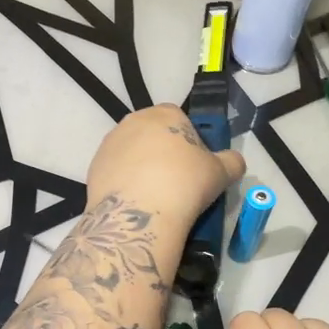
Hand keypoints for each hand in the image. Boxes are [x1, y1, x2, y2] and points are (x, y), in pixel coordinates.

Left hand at [84, 105, 244, 225]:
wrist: (140, 215)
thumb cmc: (186, 184)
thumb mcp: (221, 172)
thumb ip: (231, 162)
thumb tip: (234, 162)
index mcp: (165, 114)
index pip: (181, 120)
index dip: (190, 143)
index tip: (195, 167)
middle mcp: (133, 121)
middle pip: (153, 135)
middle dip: (164, 155)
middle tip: (177, 184)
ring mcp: (109, 144)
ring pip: (132, 154)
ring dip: (143, 169)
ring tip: (155, 197)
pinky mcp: (94, 167)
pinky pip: (116, 172)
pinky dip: (125, 184)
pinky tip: (136, 203)